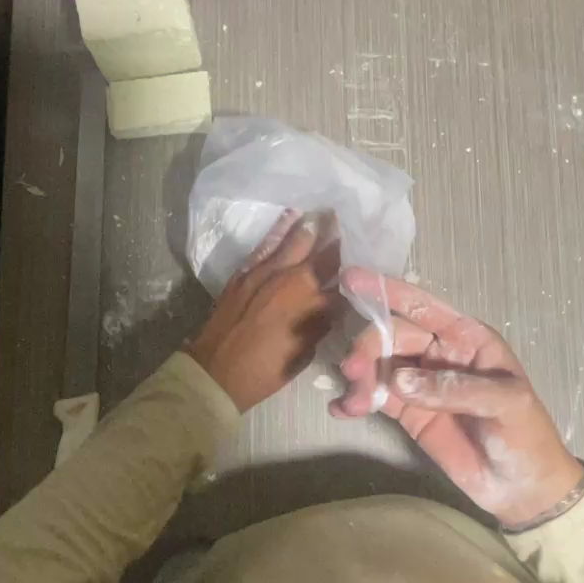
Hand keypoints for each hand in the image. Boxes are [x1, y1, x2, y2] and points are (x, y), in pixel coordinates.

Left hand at [188, 210, 342, 412]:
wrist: (216, 372)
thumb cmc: (265, 371)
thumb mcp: (304, 353)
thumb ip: (320, 324)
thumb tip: (333, 305)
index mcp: (313, 305)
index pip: (344, 282)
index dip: (357, 272)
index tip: (367, 258)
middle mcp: (295, 282)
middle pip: (325, 254)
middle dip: (340, 238)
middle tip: (352, 220)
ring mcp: (268, 272)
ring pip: (296, 241)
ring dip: (314, 226)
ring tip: (327, 210)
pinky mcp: (247, 271)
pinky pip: (267, 244)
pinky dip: (281, 228)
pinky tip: (292, 215)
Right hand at [329, 268, 583, 528]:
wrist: (522, 489)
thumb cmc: (525, 435)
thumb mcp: (505, 404)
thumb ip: (454, 388)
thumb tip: (399, 380)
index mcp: (467, 338)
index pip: (422, 307)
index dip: (388, 292)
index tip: (351, 280)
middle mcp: (438, 353)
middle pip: (392, 336)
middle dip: (369, 346)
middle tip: (353, 370)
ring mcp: (419, 383)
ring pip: (378, 365)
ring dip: (359, 376)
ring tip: (354, 401)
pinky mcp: (407, 413)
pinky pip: (374, 397)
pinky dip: (354, 399)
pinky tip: (342, 409)